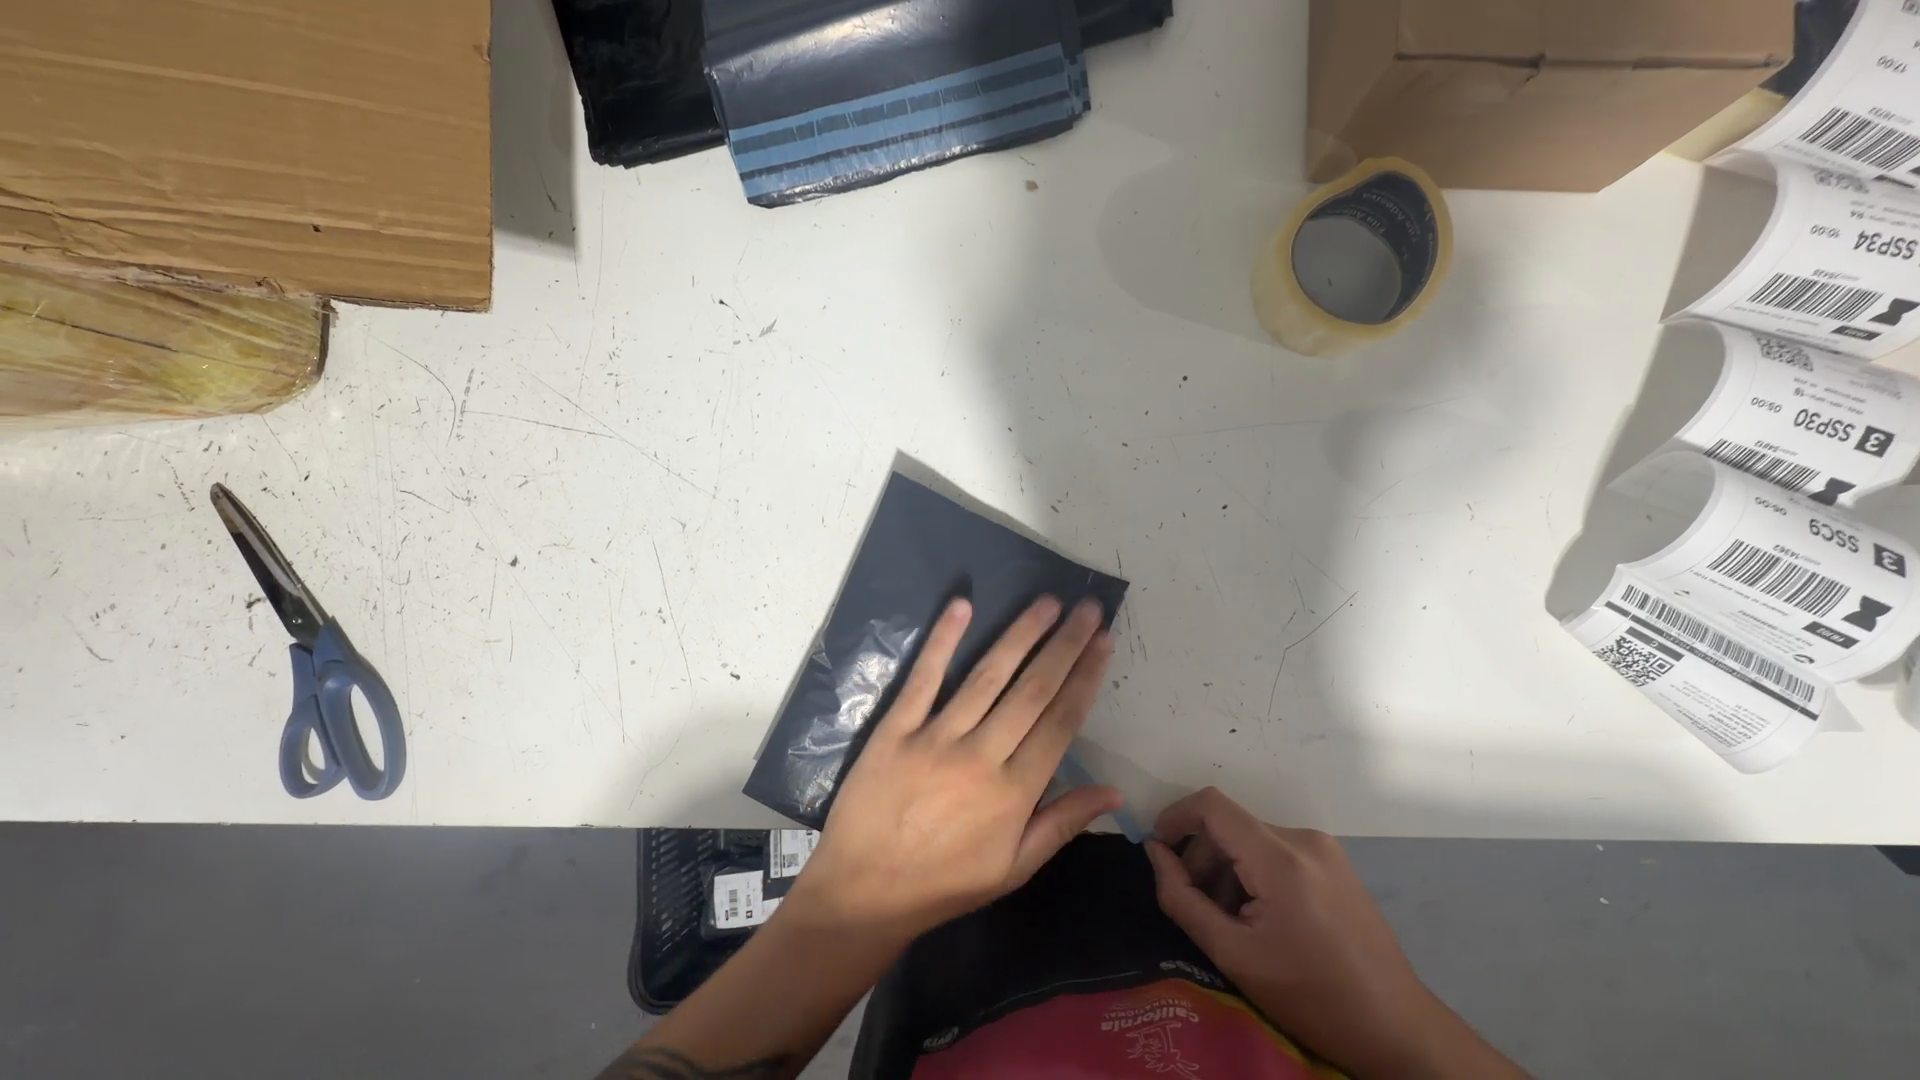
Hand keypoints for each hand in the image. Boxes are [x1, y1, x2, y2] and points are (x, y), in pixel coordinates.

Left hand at [785, 595, 1120, 943]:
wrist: (864, 893)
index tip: (1103, 641)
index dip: (1085, 677)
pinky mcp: (895, 730)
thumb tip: (1114, 791)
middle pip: (1032, 690)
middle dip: (1064, 645)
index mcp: (1014, 792)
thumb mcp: (1013, 869)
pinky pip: (923, 679)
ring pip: (987, 676)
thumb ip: (1062, 824)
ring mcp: (935, 738)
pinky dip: (943, 641)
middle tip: (1088, 608)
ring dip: (1020, 635)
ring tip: (1046, 603)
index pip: (1060, 722)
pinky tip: (962, 606)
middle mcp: (981, 756)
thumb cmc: (943, 884)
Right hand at [1145, 788, 1524, 1079]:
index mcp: (1280, 858)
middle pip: (1231, 826)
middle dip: (1201, 859)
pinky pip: (1277, 852)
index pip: (1212, 805)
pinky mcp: (1334, 863)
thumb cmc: (1310, 996)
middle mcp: (1304, 839)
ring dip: (1227, 871)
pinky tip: (1260, 920)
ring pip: (1252, 840)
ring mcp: (1324, 849)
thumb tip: (1154, 853)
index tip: (1156, 850)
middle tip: (1196, 908)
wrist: (1395, 1027)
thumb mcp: (1233, 954)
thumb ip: (1183, 898)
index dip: (1174, 817)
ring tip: (1231, 923)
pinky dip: (1254, 875)